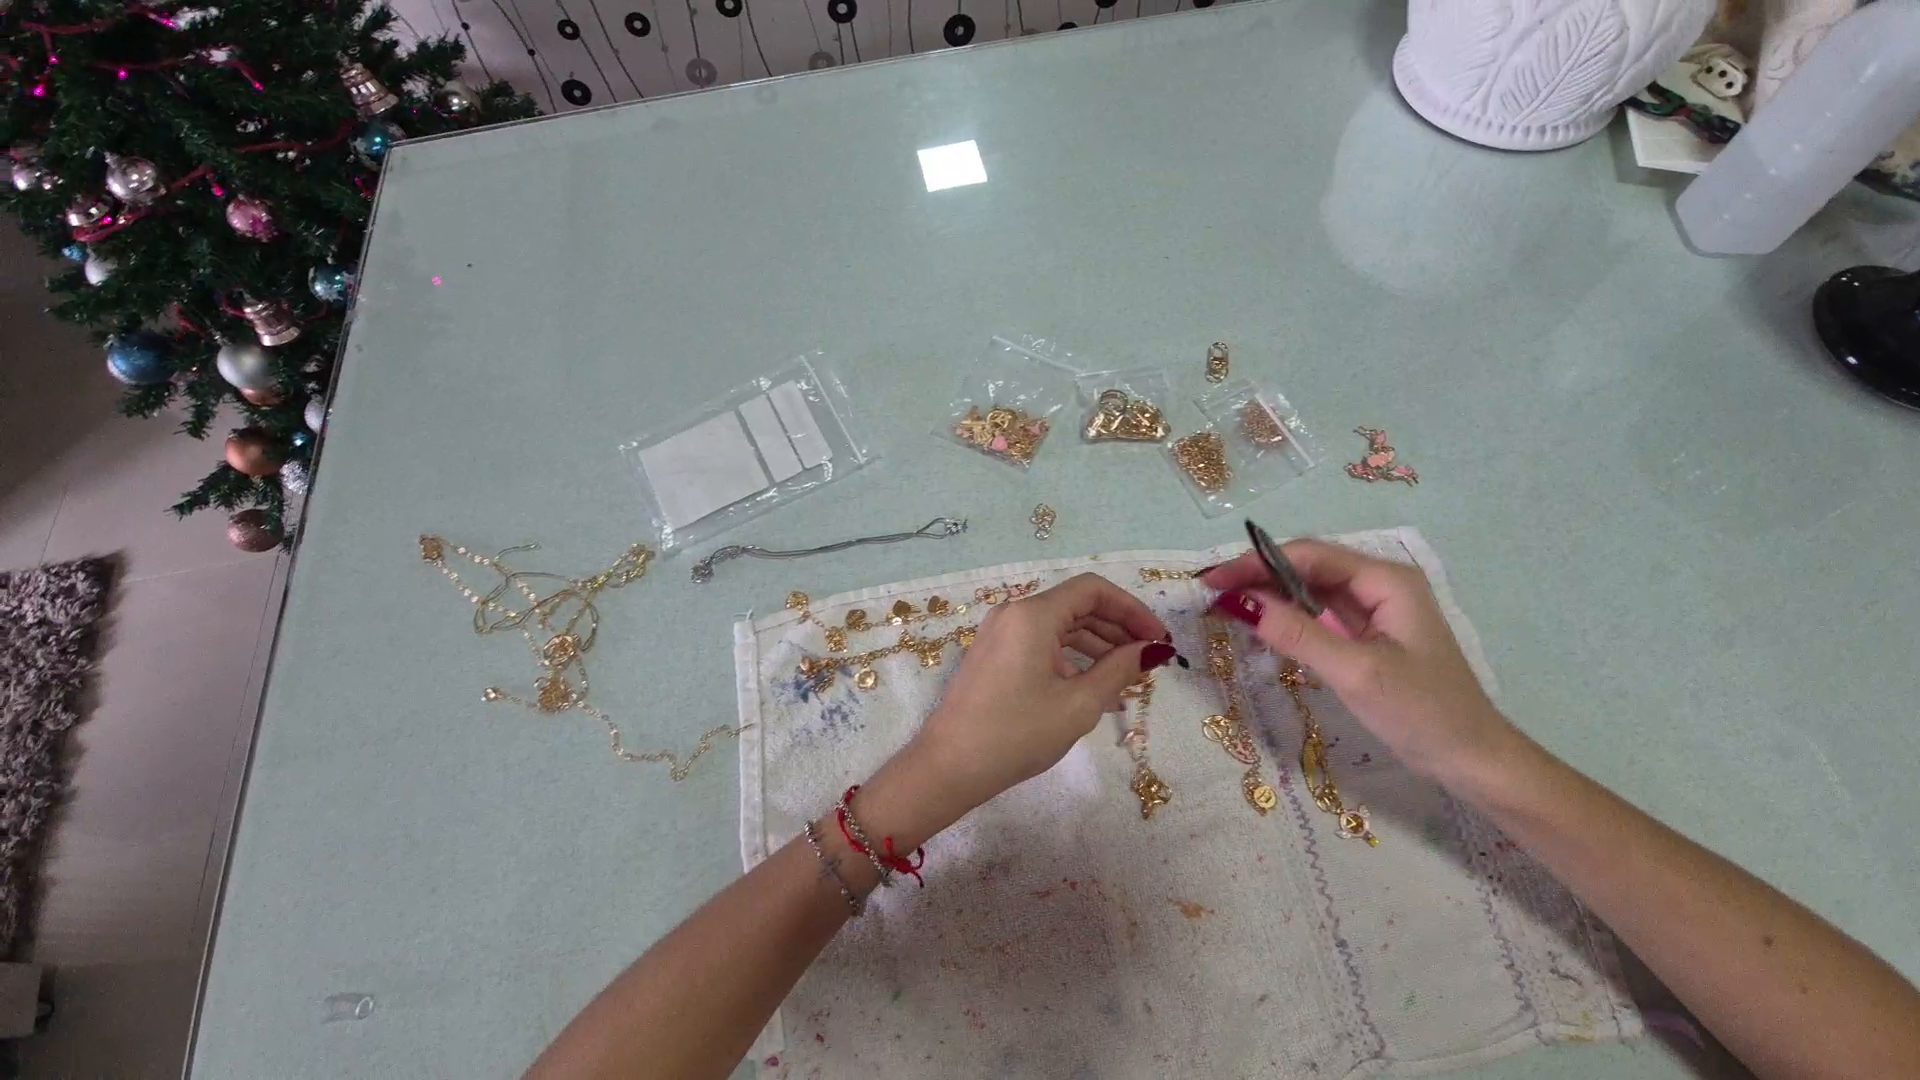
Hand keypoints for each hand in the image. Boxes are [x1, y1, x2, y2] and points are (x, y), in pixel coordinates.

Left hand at [869, 574, 1174, 839]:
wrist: (950, 766)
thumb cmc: (1017, 733)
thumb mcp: (1079, 704)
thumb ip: (1120, 670)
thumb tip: (1152, 650)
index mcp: (1033, 614)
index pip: (1093, 590)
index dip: (1132, 610)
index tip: (1158, 639)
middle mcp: (1014, 614)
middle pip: (1077, 606)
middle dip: (1118, 630)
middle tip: (1151, 660)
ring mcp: (1000, 635)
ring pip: (1060, 628)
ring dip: (1098, 648)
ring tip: (1129, 681)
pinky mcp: (994, 656)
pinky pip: (1042, 646)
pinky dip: (1072, 661)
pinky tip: (1096, 691)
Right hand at [1202, 539, 1517, 780]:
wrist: (1472, 760)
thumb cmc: (1422, 713)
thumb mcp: (1356, 672)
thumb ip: (1298, 633)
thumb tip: (1240, 602)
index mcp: (1385, 580)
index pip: (1307, 556)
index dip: (1254, 563)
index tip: (1211, 582)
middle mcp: (1379, 584)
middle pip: (1305, 566)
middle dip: (1256, 576)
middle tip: (1209, 595)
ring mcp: (1374, 610)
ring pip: (1308, 589)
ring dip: (1267, 596)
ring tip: (1223, 608)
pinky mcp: (1366, 634)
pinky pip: (1316, 614)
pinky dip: (1285, 618)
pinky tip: (1259, 627)